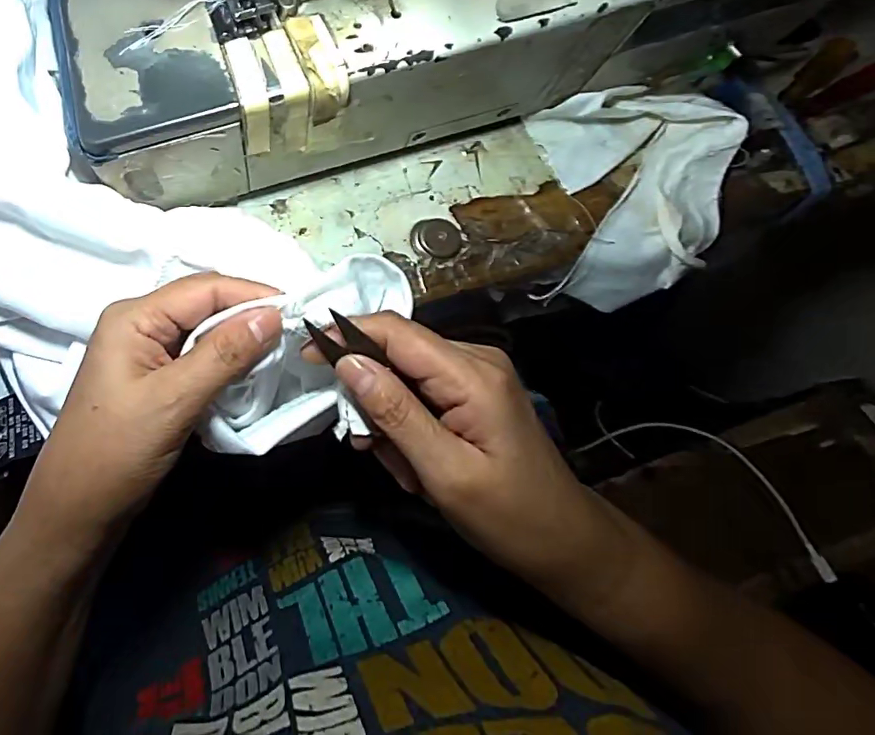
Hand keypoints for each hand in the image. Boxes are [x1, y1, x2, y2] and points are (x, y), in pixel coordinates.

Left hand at [17, 274, 281, 549]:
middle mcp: (139, 323)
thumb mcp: (175, 400)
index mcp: (134, 317)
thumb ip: (224, 354)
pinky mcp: (155, 375)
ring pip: (204, 328)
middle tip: (293, 330)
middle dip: (248, 313)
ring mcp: (146, 350)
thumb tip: (273, 315)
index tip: (297, 308)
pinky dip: (226, 358)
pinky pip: (198, 353)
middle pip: (205, 303)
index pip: (205, 288)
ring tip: (279, 348)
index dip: (252, 293)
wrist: (75, 514)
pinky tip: (250, 370)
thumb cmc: (116, 453)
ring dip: (240, 337)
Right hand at [305, 314, 636, 606]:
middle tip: (373, 449)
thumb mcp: (444, 473)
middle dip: (373, 399)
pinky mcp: (473, 390)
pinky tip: (419, 465)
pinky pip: (420, 392)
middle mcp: (474, 359)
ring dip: (391, 421)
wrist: (566, 544)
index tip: (307, 355)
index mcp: (472, 373)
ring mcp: (475, 373)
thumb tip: (346, 362)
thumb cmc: (510, 517)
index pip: (396, 331)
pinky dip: (407, 425)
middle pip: (396, 352)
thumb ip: (394, 412)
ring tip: (408, 471)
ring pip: (403, 376)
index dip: (347, 335)